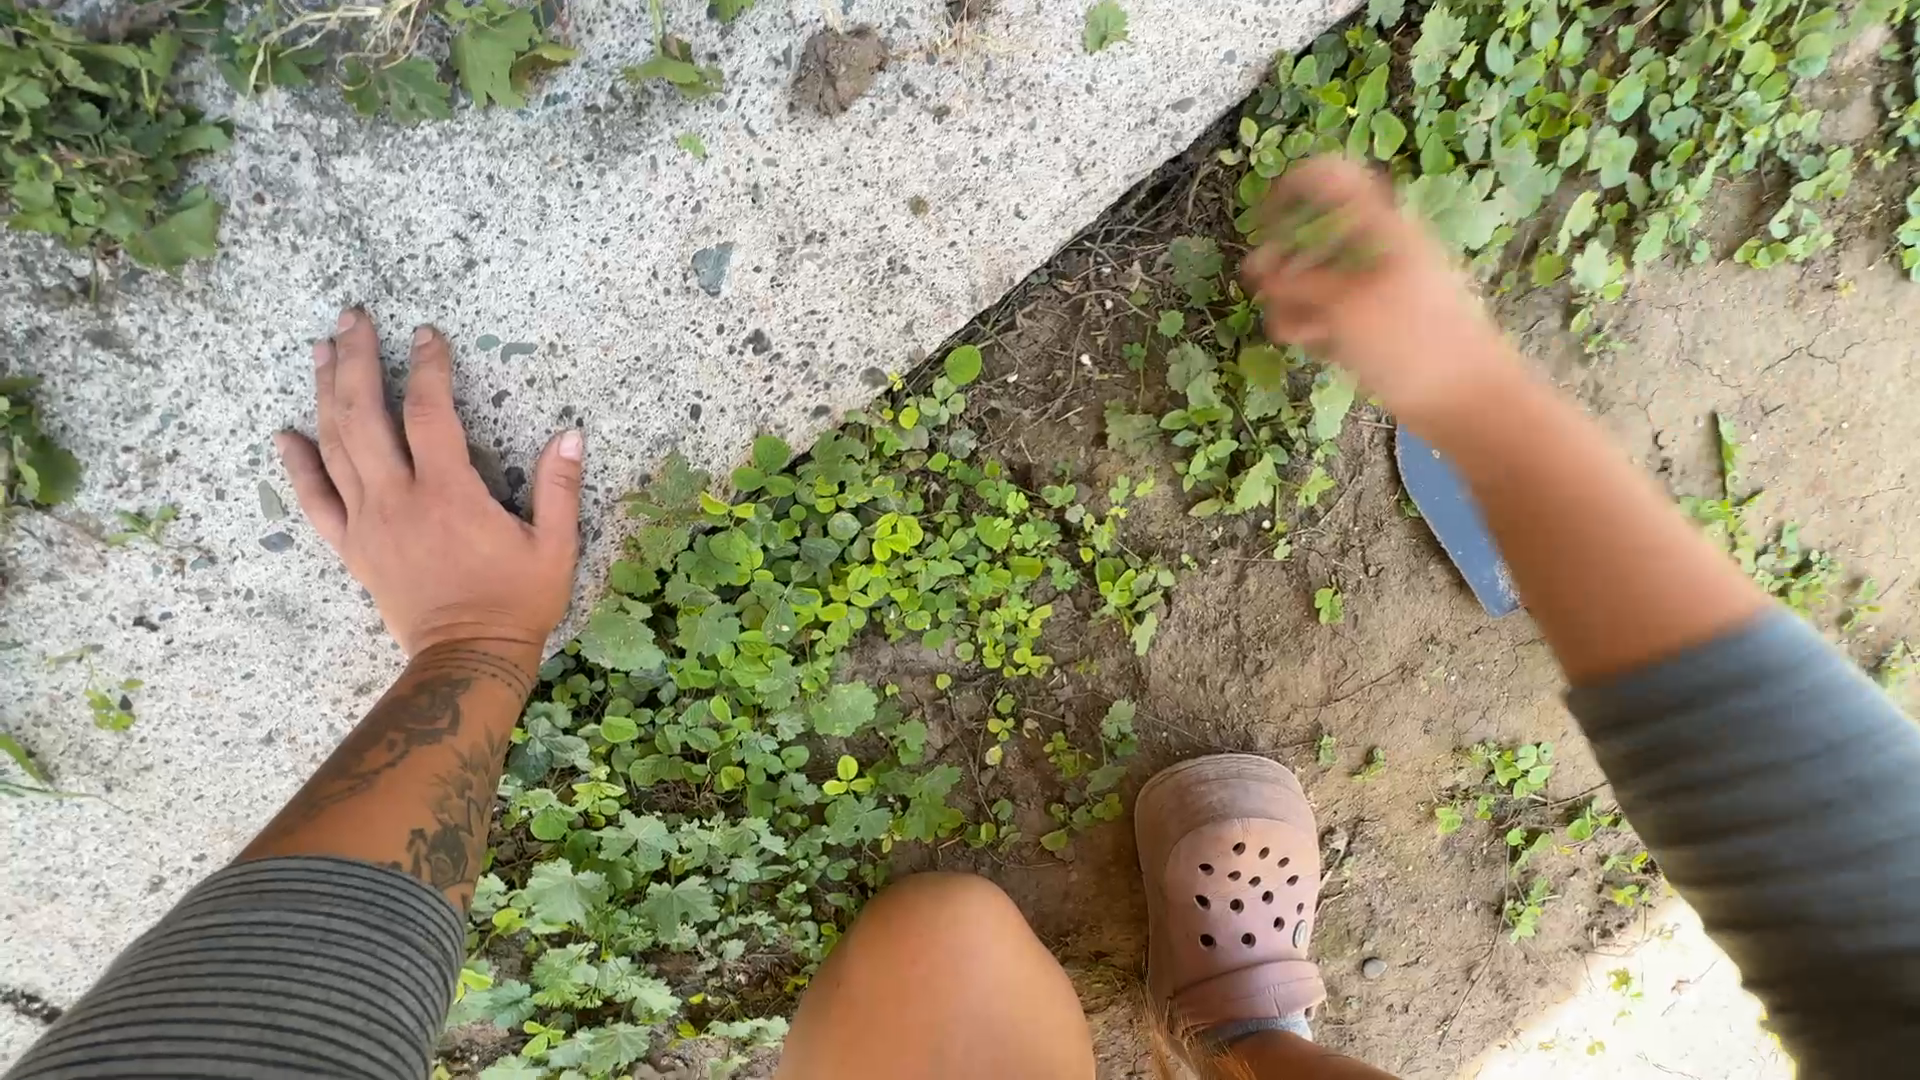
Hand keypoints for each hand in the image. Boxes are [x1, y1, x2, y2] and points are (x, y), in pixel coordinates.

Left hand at [274, 309, 583, 655]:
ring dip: (324, 393)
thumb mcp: (557, 545)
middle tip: (352, 318)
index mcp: (450, 494)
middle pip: (364, 417)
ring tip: (320, 349)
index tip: (429, 335)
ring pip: (334, 446)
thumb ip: (561, 488)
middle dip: (356, 361)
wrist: (469, 656)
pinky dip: (297, 464)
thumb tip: (571, 435)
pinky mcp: (353, 546)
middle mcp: (399, 499)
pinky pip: (315, 500)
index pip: (430, 415)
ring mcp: (368, 522)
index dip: (428, 369)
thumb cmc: (519, 599)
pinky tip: (286, 433)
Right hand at [1241, 156, 1518, 429]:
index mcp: (1380, 228)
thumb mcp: (1345, 306)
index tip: (1262, 217)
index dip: (1293, 188)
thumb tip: (1257, 266)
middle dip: (1284, 269)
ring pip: (1309, 285)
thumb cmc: (1410, 340)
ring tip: (1303, 333)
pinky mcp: (1364, 325)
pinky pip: (1322, 317)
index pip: (1332, 180)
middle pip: (1310, 241)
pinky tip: (1320, 347)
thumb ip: (1295, 283)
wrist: (1463, 396)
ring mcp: (1368, 291)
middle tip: (1270, 294)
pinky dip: (1312, 329)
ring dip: (1293, 307)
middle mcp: (1373, 252)